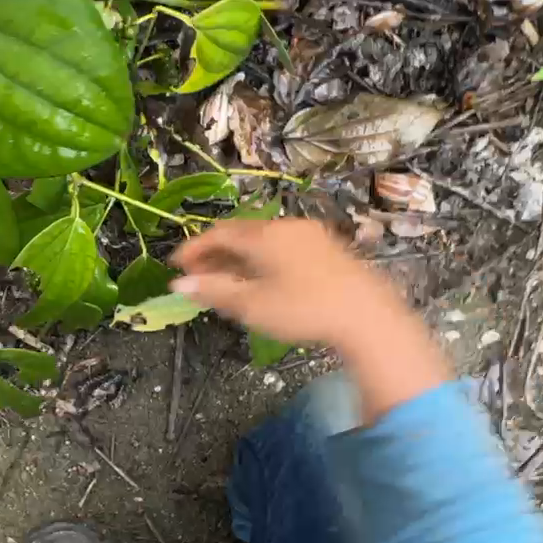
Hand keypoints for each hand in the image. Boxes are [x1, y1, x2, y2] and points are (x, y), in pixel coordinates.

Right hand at [169, 219, 411, 350]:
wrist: (366, 315)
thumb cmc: (302, 309)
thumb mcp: (251, 304)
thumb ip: (213, 291)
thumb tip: (178, 285)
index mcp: (265, 236)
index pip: (219, 233)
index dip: (194, 248)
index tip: (175, 265)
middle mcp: (285, 227)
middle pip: (240, 233)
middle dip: (214, 252)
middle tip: (195, 274)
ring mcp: (308, 236)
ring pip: (261, 240)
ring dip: (236, 257)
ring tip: (222, 280)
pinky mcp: (324, 248)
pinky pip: (279, 246)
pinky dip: (258, 259)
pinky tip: (255, 279)